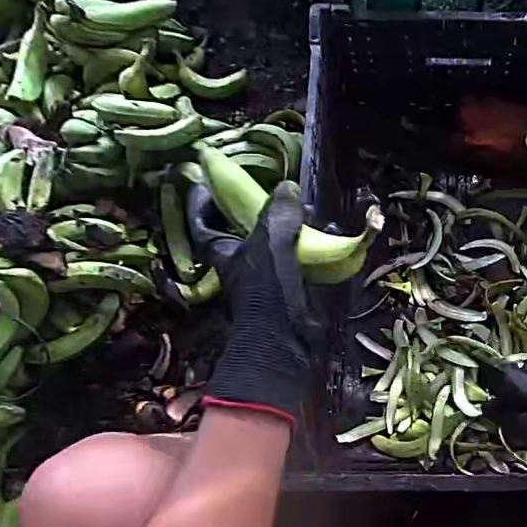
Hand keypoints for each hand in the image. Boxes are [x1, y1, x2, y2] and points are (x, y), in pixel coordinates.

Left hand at [188, 181, 323, 427]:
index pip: (205, 224)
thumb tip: (287, 187)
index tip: (213, 183)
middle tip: (275, 193)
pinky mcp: (289, 292)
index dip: (205, 204)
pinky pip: (295, 262)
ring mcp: (265, 280)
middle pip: (241, 233)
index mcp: (225, 253)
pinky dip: (306, 250)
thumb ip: (278, 214)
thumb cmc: (267, 293)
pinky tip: (322, 240)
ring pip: (271, 246)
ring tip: (304, 211)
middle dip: (256, 213)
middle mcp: (241, 265)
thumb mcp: (270, 244)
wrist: (287, 344)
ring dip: (285, 230)